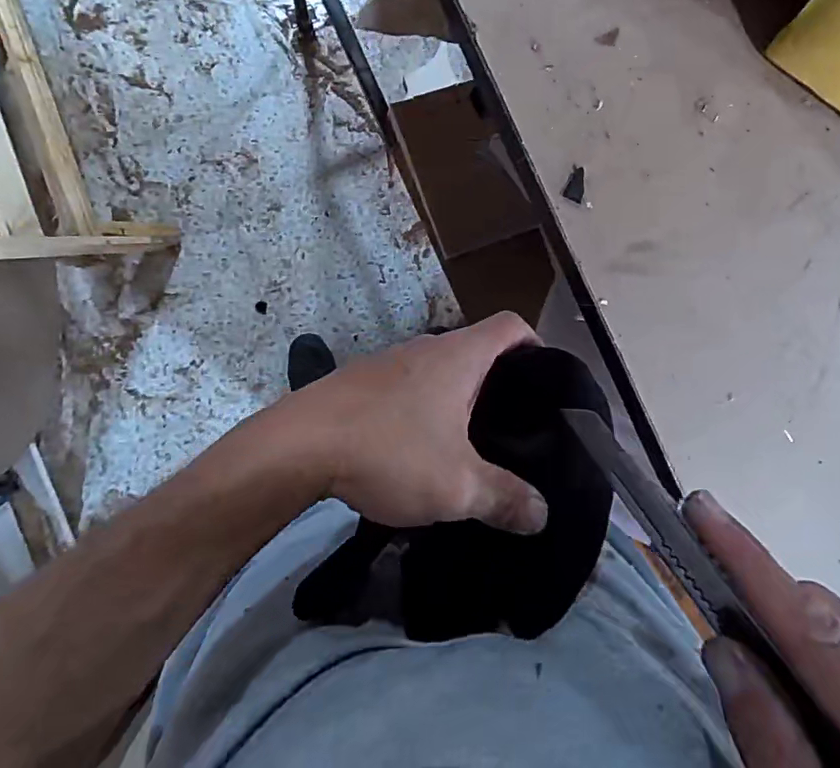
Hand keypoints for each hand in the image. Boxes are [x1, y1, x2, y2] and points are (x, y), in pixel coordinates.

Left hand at [272, 312, 550, 534]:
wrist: (293, 448)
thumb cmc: (389, 451)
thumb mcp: (456, 486)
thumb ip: (504, 498)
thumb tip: (542, 514)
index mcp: (459, 356)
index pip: (511, 325)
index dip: (535, 343)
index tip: (546, 380)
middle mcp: (427, 347)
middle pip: (477, 348)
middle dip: (500, 381)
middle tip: (514, 424)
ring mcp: (389, 360)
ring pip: (439, 369)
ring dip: (458, 396)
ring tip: (469, 441)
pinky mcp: (360, 382)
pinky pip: (407, 385)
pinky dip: (423, 407)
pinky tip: (416, 448)